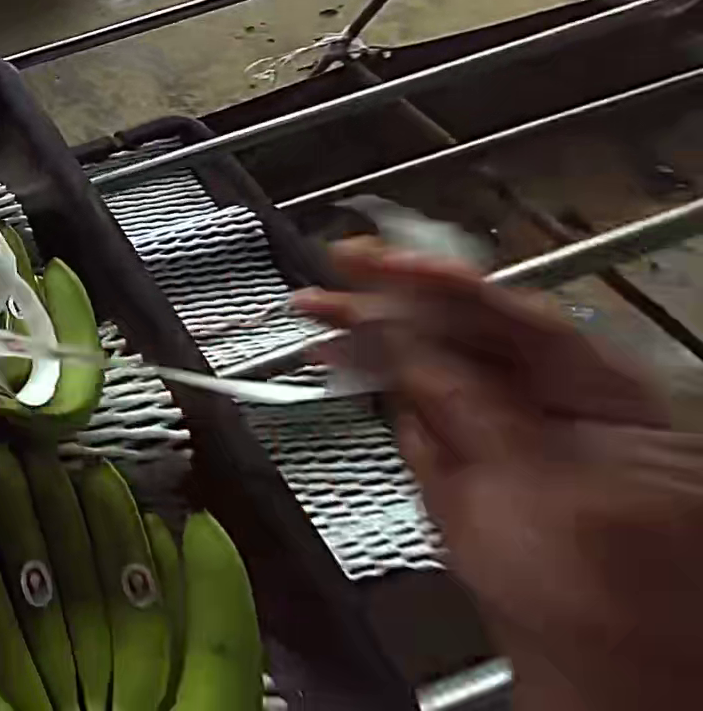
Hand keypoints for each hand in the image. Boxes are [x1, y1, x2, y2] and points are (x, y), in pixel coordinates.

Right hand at [294, 239, 701, 710]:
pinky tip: (329, 349)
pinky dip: (362, 365)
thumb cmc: (598, 583)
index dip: (452, 284)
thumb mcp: (536, 483)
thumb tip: (398, 336)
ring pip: (424, 351)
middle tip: (336, 261)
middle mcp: (548, 394)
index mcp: (607, 400)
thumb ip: (467, 403)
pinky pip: (401, 385)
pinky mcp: (446, 433)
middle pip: (466, 327)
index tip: (387, 260)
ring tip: (310, 304)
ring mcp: (493, 413)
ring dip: (366, 326)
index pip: (526, 319)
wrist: (582, 657)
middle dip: (396, 296)